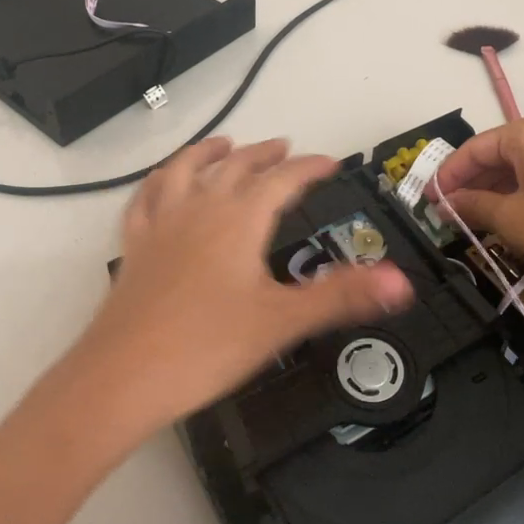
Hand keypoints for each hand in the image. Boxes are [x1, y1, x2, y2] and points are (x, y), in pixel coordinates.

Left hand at [83, 137, 414, 427]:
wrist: (121, 378)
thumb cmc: (206, 347)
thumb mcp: (282, 322)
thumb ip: (341, 296)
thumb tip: (402, 281)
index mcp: (239, 219)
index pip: (283, 179)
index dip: (310, 167)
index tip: (331, 163)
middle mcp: (199, 209)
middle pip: (235, 167)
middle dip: (265, 154)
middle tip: (285, 148)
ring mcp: (161, 224)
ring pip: (186, 170)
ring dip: (209, 152)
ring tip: (224, 144)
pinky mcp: (134, 246)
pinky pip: (146, 198)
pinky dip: (159, 180)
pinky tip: (163, 183)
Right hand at [431, 113, 523, 299]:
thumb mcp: (513, 221)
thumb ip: (473, 206)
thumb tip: (445, 203)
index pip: (477, 147)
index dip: (448, 175)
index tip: (428, 200)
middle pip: (502, 152)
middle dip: (473, 182)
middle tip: (449, 212)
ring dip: (499, 189)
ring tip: (476, 218)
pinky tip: (514, 217)